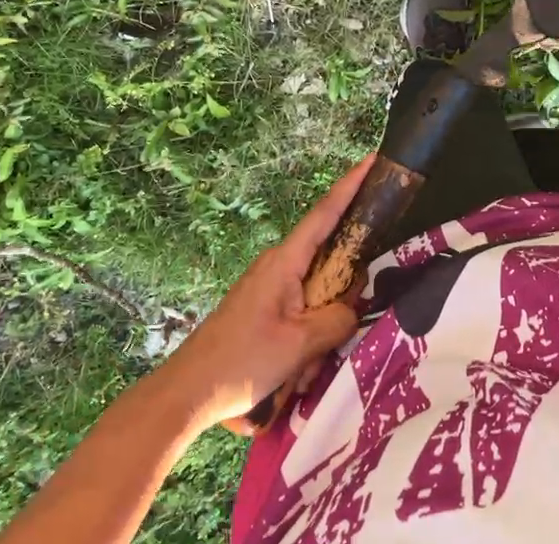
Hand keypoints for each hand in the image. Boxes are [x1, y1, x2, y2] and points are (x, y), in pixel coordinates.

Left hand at [149, 154, 371, 432]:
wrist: (183, 397)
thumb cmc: (241, 363)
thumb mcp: (301, 344)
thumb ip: (338, 320)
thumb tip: (352, 311)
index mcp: (285, 262)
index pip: (326, 212)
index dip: (352, 185)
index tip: (374, 160)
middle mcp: (277, 266)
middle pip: (329, 257)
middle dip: (346, 287)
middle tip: (353, 317)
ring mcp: (268, 289)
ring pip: (317, 291)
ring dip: (324, 325)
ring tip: (310, 364)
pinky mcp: (263, 311)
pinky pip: (302, 311)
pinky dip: (309, 336)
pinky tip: (300, 370)